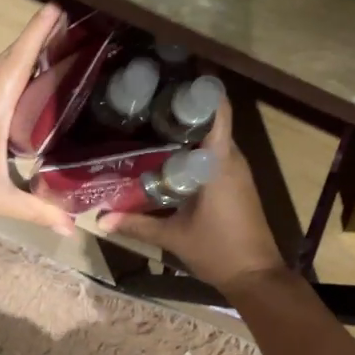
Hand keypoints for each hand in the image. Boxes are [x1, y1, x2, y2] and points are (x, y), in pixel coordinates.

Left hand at [0, 3, 76, 235]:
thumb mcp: (0, 201)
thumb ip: (39, 210)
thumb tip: (73, 229)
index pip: (17, 64)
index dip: (36, 34)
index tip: (53, 9)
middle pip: (6, 60)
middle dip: (31, 40)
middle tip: (57, 26)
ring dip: (14, 61)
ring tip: (39, 56)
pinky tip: (6, 90)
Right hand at [97, 98, 286, 291]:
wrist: (255, 277)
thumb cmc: (218, 250)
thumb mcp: (172, 237)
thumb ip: (136, 224)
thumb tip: (99, 219)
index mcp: (219, 160)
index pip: (215, 109)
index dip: (195, 88)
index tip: (167, 77)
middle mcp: (230, 157)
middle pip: (208, 119)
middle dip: (179, 107)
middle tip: (142, 101)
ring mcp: (236, 170)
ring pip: (209, 137)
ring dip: (184, 129)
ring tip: (146, 122)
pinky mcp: (235, 182)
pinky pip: (212, 154)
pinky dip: (191, 148)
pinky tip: (163, 154)